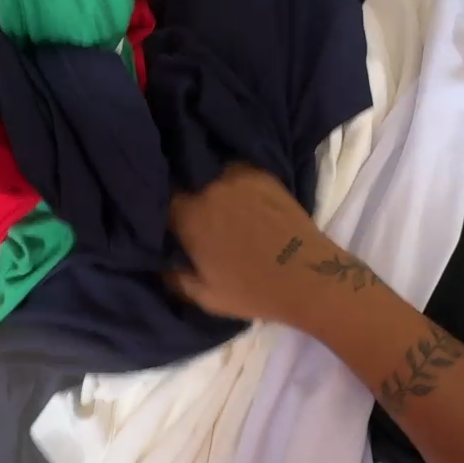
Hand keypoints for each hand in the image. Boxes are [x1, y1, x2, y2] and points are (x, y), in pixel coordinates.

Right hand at [169, 165, 375, 326]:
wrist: (307, 276)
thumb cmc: (252, 290)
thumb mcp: (204, 296)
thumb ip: (172, 277)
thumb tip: (157, 262)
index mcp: (186, 216)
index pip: (158, 197)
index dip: (157, 203)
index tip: (160, 212)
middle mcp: (206, 188)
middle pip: (181, 177)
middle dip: (178, 186)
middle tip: (181, 199)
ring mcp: (234, 176)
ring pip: (206, 168)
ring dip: (201, 177)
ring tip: (205, 189)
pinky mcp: (259, 172)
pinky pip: (232, 166)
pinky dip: (226, 174)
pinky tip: (230, 185)